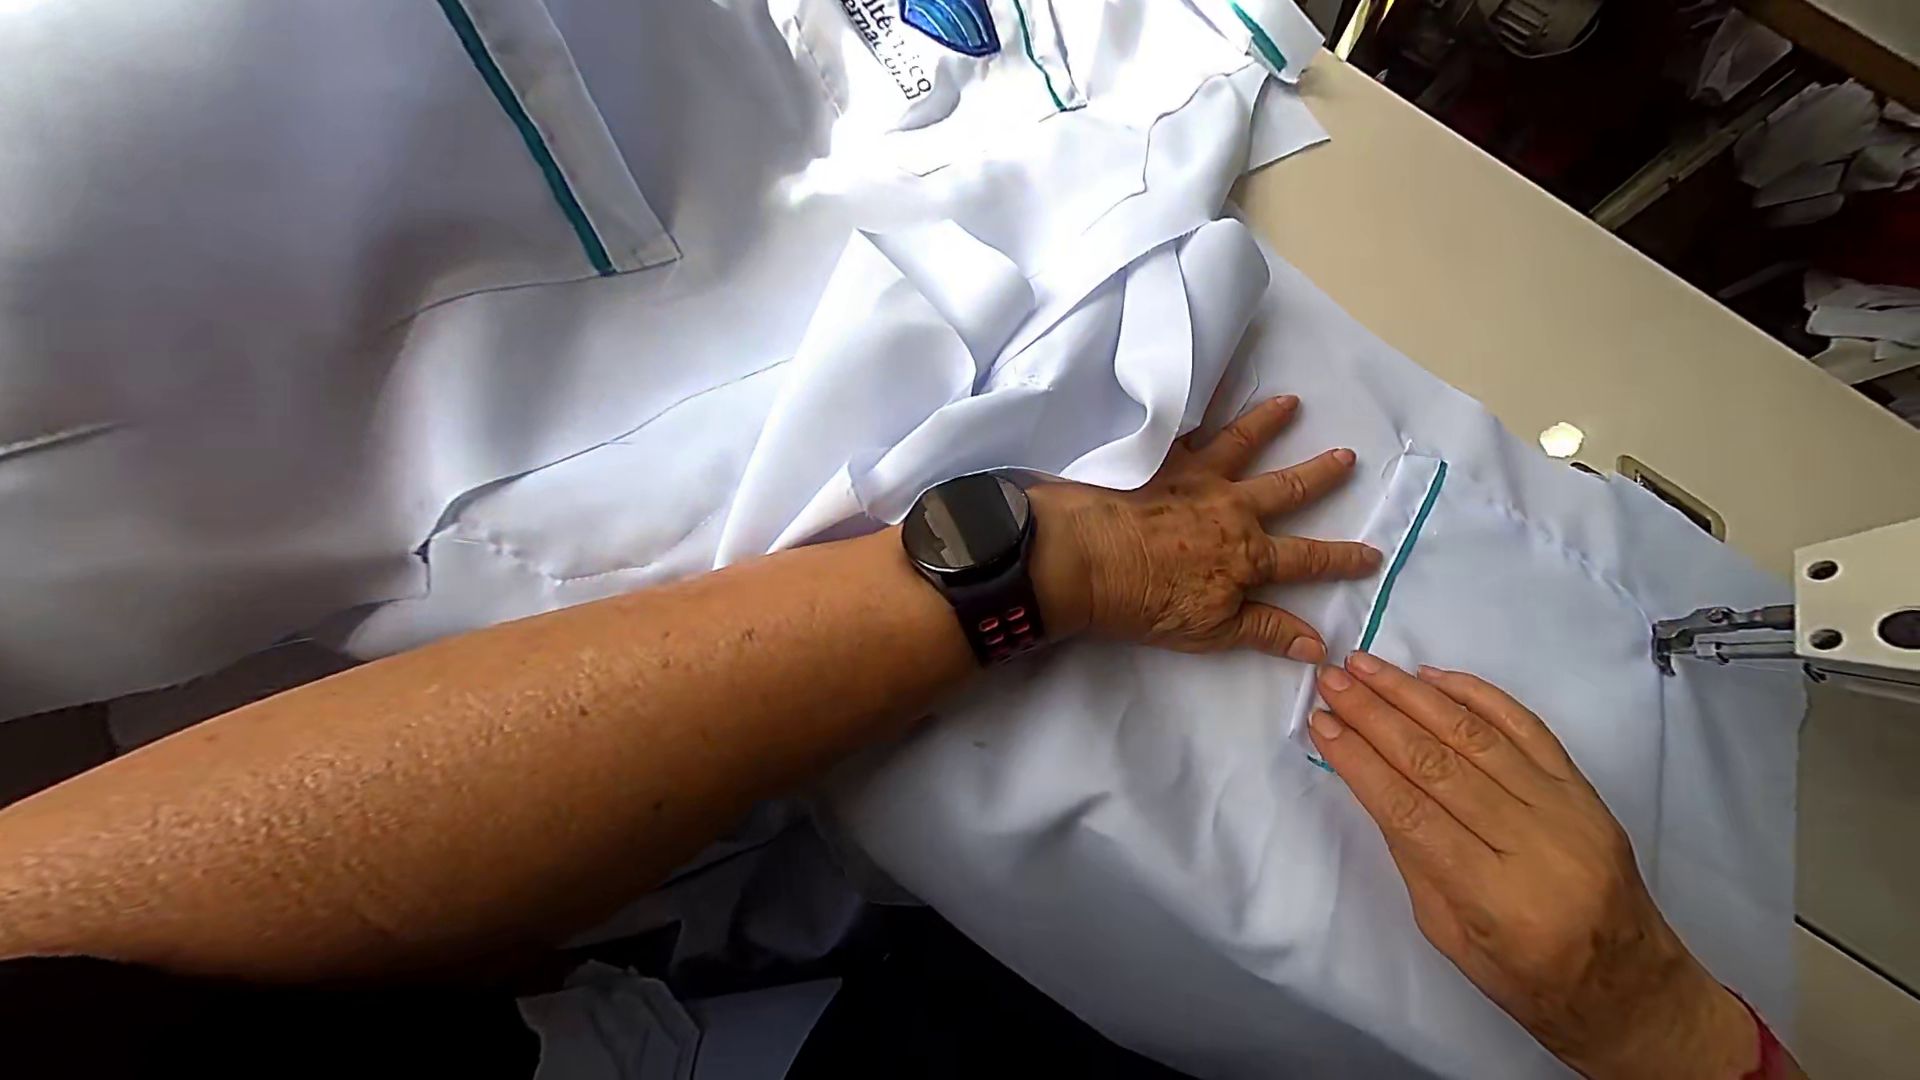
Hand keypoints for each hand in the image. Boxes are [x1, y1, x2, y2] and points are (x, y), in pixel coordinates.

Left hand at [1027, 394, 1381, 660]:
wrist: (1084, 562)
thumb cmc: (1141, 603)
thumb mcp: (1207, 630)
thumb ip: (1263, 631)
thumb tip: (1318, 645)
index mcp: (1245, 555)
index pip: (1306, 559)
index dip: (1341, 558)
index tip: (1372, 552)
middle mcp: (1230, 509)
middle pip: (1284, 490)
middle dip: (1318, 475)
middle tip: (1344, 456)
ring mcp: (1193, 479)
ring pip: (1240, 444)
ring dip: (1267, 422)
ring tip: (1289, 402)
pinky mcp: (1156, 461)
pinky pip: (1182, 426)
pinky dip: (1196, 405)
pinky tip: (1201, 385)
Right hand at [1308, 654, 1788, 1079]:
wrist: (1641, 995)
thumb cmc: (1527, 976)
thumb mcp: (1444, 928)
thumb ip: (1408, 849)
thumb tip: (1365, 769)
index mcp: (1499, 901)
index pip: (1407, 810)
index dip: (1357, 759)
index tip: (1319, 721)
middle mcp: (1541, 850)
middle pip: (1437, 764)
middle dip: (1373, 714)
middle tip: (1331, 680)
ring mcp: (1571, 815)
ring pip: (1475, 736)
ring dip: (1411, 693)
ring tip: (1364, 665)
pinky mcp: (1588, 793)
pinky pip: (1529, 728)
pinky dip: (1478, 694)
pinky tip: (1433, 675)